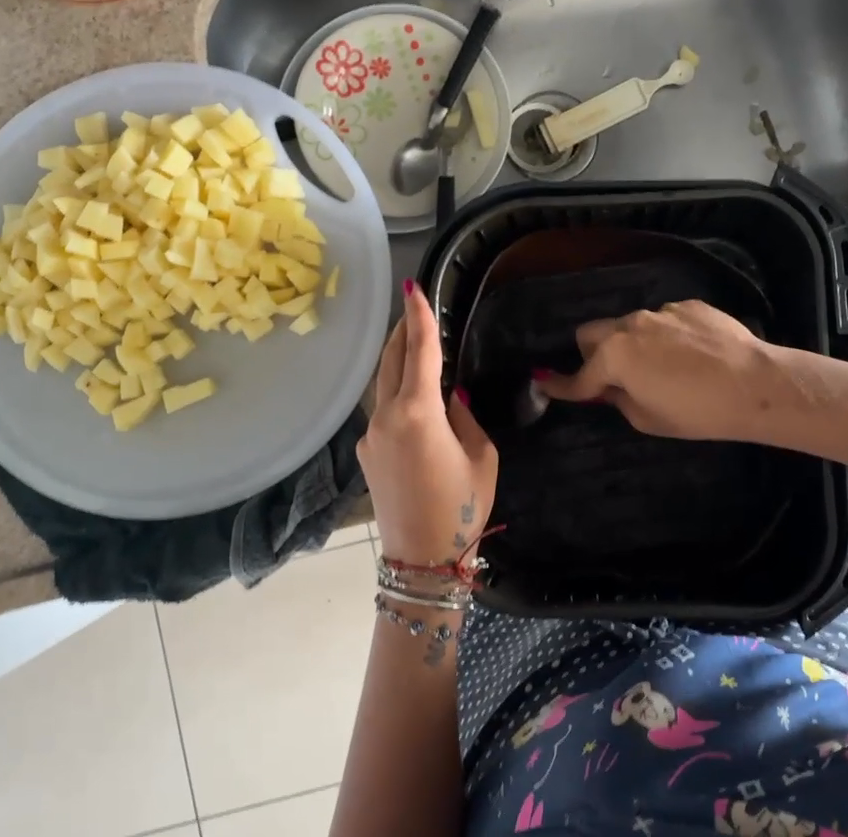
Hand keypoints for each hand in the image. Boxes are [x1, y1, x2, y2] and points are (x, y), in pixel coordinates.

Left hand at [358, 281, 497, 565]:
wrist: (421, 560)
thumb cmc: (462, 508)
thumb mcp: (481, 457)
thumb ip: (464, 418)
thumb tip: (450, 398)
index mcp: (418, 412)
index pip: (420, 351)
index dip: (419, 317)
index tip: (414, 287)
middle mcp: (386, 416)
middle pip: (390, 361)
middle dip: (401, 332)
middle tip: (413, 307)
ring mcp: (371, 436)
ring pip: (382, 385)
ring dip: (396, 361)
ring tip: (413, 346)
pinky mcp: (366, 454)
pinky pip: (382, 412)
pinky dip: (395, 394)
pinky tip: (413, 401)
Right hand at [539, 300, 787, 441]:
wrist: (754, 384)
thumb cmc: (697, 411)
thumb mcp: (648, 419)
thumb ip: (619, 399)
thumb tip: (611, 388)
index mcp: (614, 356)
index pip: (578, 376)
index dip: (560, 386)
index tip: (544, 384)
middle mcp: (630, 326)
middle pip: (592, 334)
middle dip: (594, 355)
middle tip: (615, 378)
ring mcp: (661, 311)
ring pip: (631, 325)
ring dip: (634, 344)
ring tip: (665, 367)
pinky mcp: (689, 306)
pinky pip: (665, 320)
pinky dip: (667, 337)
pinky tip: (694, 356)